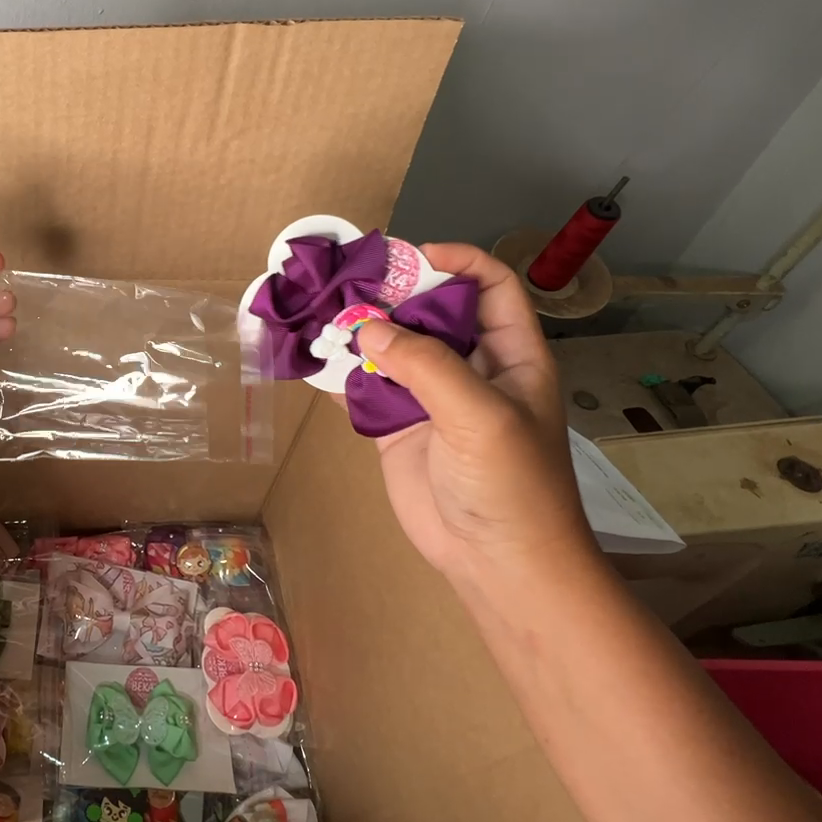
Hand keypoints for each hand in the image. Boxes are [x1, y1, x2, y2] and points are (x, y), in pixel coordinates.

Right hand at [350, 243, 595, 580]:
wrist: (495, 561)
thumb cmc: (511, 483)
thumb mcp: (479, 414)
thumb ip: (424, 364)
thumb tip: (365, 325)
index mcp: (510, 353)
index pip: (489, 286)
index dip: (457, 262)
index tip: (409, 259)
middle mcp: (468, 366)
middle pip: (428, 311)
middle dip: (390, 293)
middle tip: (344, 283)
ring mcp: (428, 396)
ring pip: (390, 346)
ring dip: (357, 329)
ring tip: (317, 312)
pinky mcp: (395, 425)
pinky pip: (363, 387)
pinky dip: (337, 371)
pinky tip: (310, 358)